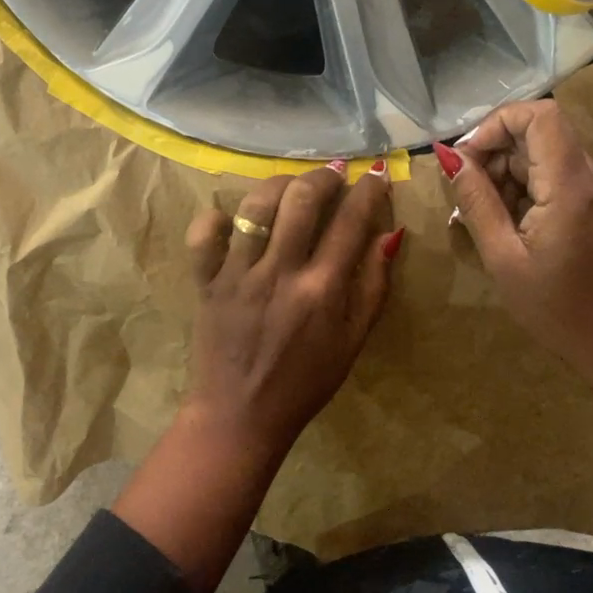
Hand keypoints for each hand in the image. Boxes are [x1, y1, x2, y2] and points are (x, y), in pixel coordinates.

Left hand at [182, 166, 402, 453]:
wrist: (241, 416)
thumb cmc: (305, 382)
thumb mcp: (353, 341)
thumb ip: (373, 287)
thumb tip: (389, 235)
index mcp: (322, 291)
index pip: (351, 222)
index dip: (368, 191)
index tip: (374, 176)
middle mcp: (280, 274)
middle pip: (302, 200)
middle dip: (322, 178)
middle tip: (331, 177)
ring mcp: (238, 275)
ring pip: (256, 207)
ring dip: (278, 185)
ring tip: (290, 186)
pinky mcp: (207, 281)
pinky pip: (203, 235)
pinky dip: (215, 218)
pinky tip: (232, 219)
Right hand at [437, 101, 592, 388]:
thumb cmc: (557, 310)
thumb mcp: (504, 258)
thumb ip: (477, 202)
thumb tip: (450, 157)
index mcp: (569, 186)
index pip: (539, 114)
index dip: (497, 123)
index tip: (468, 158)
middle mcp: (588, 176)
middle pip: (537, 131)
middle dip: (494, 150)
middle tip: (467, 192)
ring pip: (542, 151)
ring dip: (505, 171)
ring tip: (482, 213)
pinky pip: (552, 174)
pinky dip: (522, 187)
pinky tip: (504, 223)